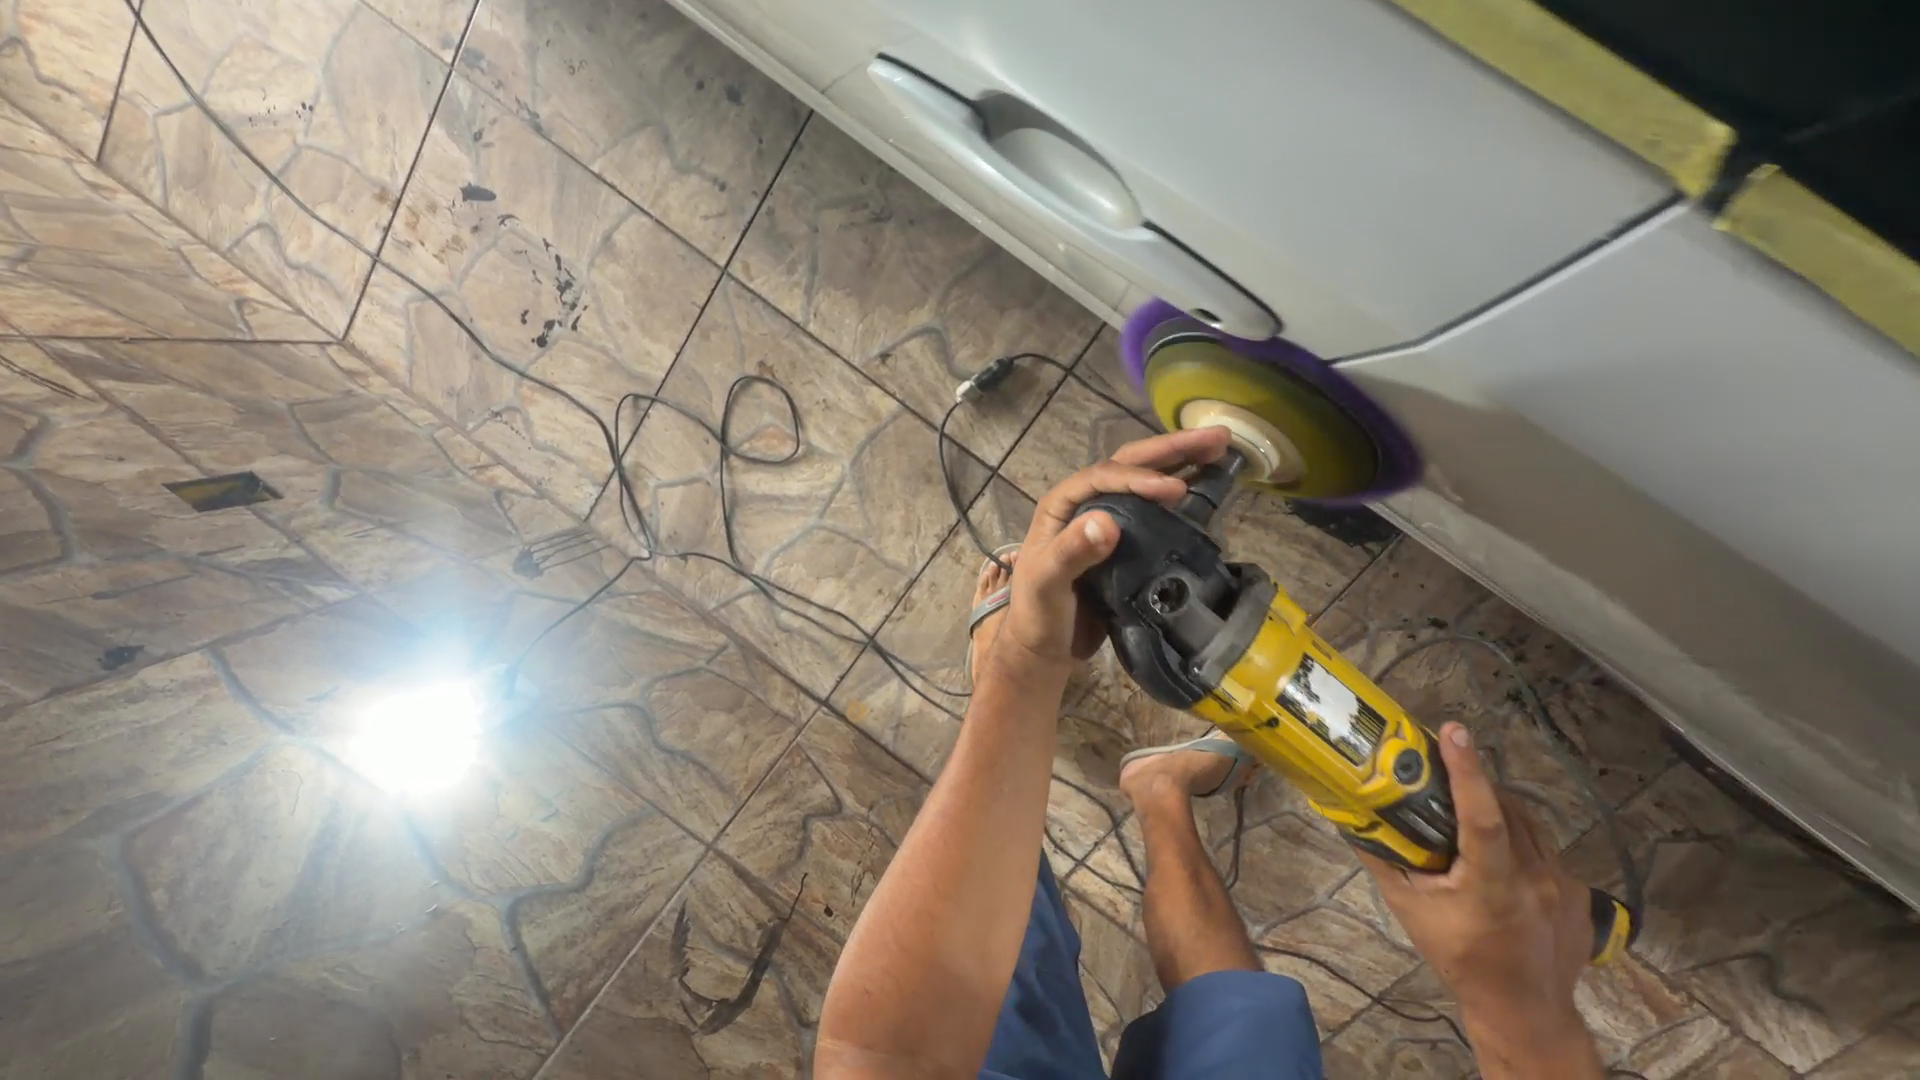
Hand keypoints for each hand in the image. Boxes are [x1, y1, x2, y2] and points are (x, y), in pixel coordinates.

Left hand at [988, 427, 1231, 679]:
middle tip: (1217, 438)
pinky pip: (1156, 510)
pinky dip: (1181, 498)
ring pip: (1145, 481)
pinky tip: (1208, 490)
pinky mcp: (1127, 544)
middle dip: (1172, 450)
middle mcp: (1086, 505)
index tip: (1175, 490)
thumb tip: (1108, 522)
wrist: (1045, 649)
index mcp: (1062, 505)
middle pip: (1129, 465)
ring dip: (1182, 463)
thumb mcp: (1047, 583)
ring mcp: (1108, 522)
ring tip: (1221, 450)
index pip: (1103, 477)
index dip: (1139, 478)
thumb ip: (1071, 552)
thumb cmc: (1037, 614)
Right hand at [1354, 723, 1602, 1075]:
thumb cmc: (1459, 958)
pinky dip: (1519, 834)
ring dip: (1499, 804)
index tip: (1454, 731)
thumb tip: (1349, 820)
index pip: (1484, 816)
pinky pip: (1545, 846)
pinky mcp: (1579, 892)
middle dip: (1477, 780)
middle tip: (1446, 761)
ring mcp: (1564, 884)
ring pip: (1530, 822)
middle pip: (1507, 808)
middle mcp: (1535, 877)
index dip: (1468, 771)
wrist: (1525, 1011)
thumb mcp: (1409, 910)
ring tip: (1469, 799)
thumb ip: (1381, 861)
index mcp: (1492, 883)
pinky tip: (1499, 848)